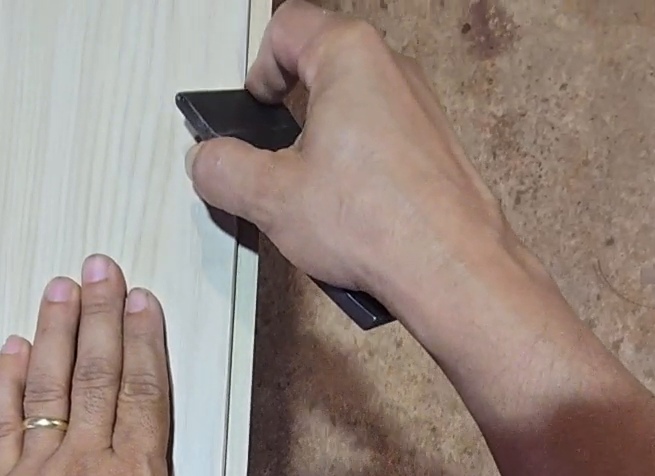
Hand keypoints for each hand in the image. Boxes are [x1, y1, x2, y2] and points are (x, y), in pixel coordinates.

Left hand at [0, 255, 260, 475]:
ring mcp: (36, 474)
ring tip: (60, 287)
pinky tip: (13, 350)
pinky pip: (2, 425)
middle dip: (101, 315)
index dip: (145, 342)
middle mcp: (85, 464)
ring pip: (48, 387)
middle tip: (99, 266)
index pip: (144, 394)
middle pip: (96, 374)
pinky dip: (6, 384)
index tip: (142, 301)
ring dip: (55, 333)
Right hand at [185, 1, 514, 312]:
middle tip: (273, 166)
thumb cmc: (378, 222)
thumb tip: (206, 162)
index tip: (251, 110)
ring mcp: (420, 113)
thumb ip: (226, 172)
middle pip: (322, 74)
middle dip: (289, 121)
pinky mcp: (435, 154)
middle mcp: (393, 72)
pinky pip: (381, 154)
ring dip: (323, 156)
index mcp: (350, 56)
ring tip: (311, 207)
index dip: (257, 69)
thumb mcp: (273, 198)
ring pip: (353, 118)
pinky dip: (356, 181)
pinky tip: (348, 225)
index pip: (287, 27)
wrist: (449, 268)